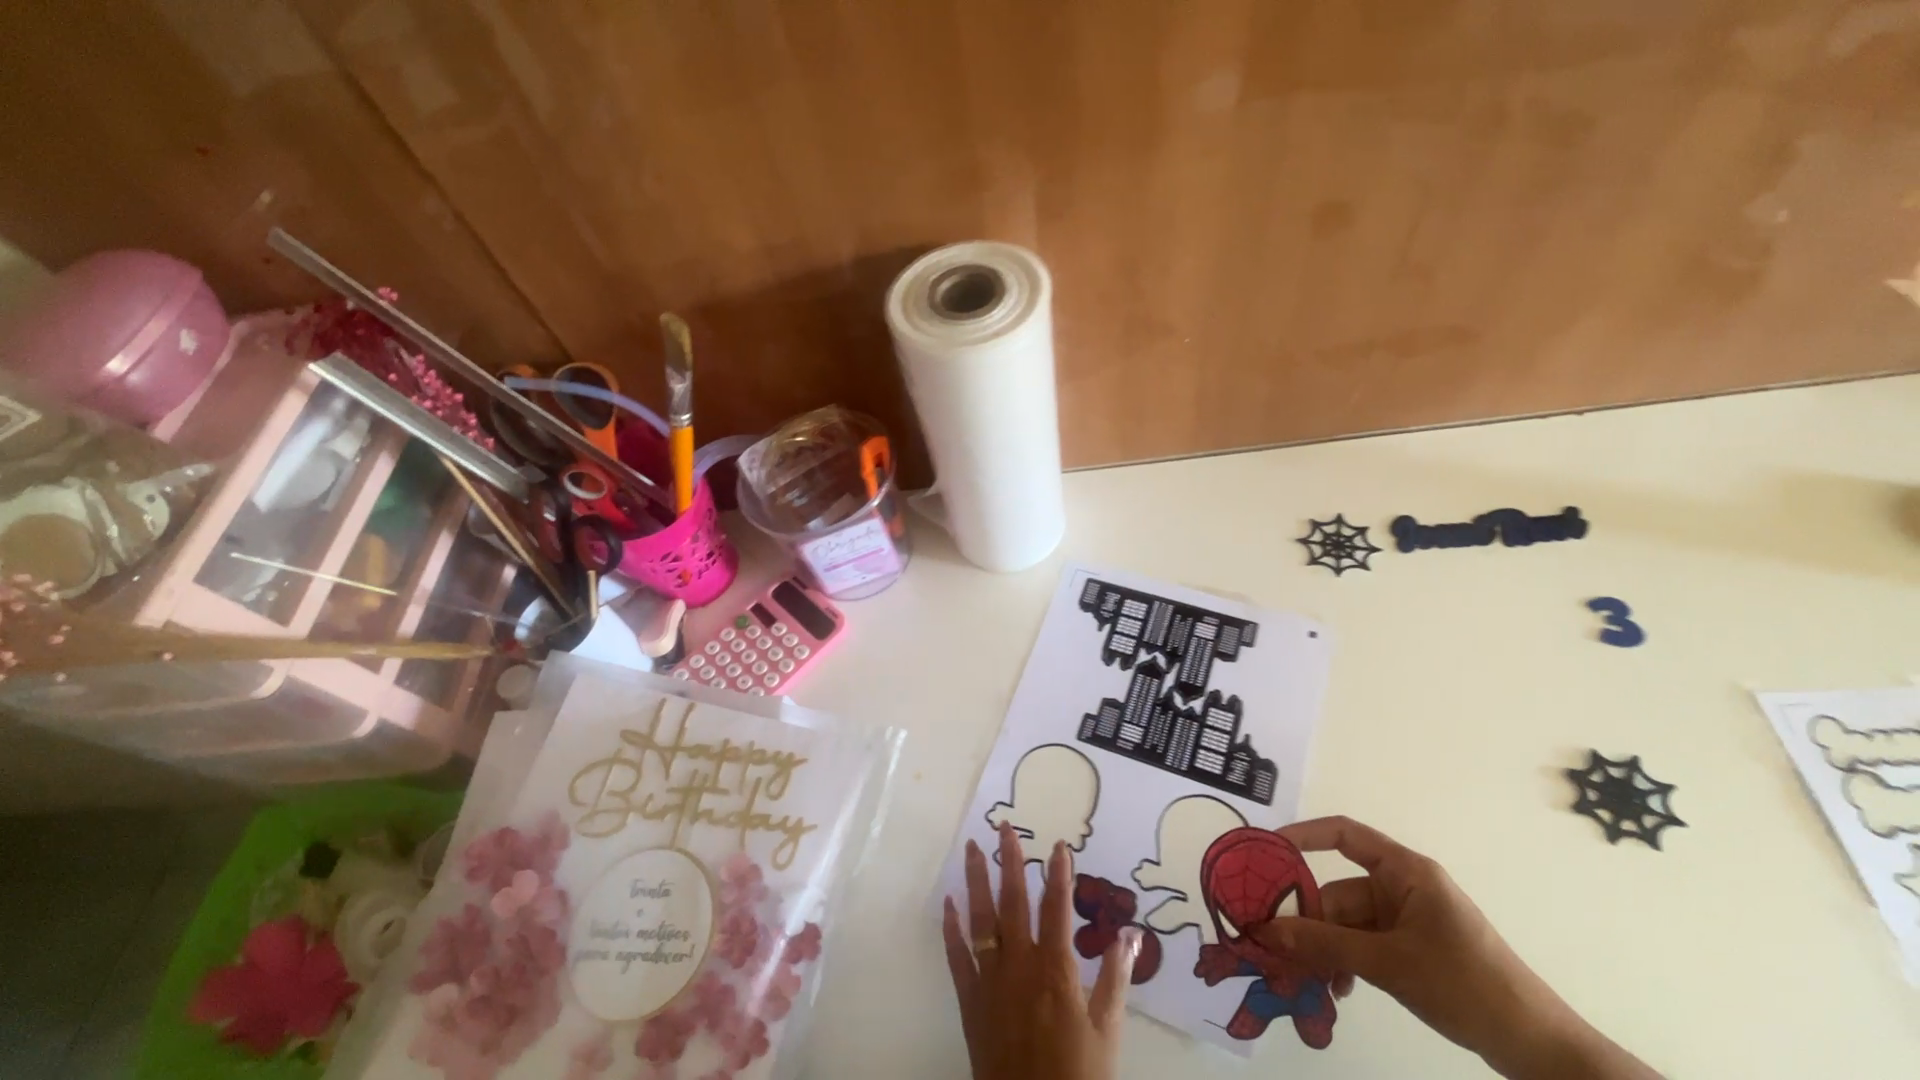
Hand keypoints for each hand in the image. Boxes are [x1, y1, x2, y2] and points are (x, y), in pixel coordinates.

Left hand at [942, 822, 1141, 1079]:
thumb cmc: (1079, 1073)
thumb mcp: (1108, 1029)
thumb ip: (1117, 978)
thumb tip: (1130, 934)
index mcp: (1056, 970)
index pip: (1057, 908)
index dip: (1058, 875)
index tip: (1058, 846)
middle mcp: (1020, 966)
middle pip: (1013, 903)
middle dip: (1010, 862)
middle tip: (1005, 828)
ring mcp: (990, 981)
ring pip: (981, 920)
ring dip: (977, 881)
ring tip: (973, 849)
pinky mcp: (970, 1000)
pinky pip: (957, 956)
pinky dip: (952, 928)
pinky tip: (949, 903)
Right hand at [1253, 817, 1659, 1079]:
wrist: (1534, 1042)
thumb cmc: (1465, 984)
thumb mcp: (1388, 963)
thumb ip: (1324, 945)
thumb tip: (1265, 931)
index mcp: (1406, 872)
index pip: (1344, 834)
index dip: (1302, 836)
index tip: (1264, 855)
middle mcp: (1403, 888)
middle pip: (1337, 892)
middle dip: (1307, 923)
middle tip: (1273, 951)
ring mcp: (1407, 920)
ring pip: (1346, 925)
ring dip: (1324, 952)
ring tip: (1305, 983)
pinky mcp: (1411, 950)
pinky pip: (1362, 946)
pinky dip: (1345, 965)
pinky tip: (1338, 992)